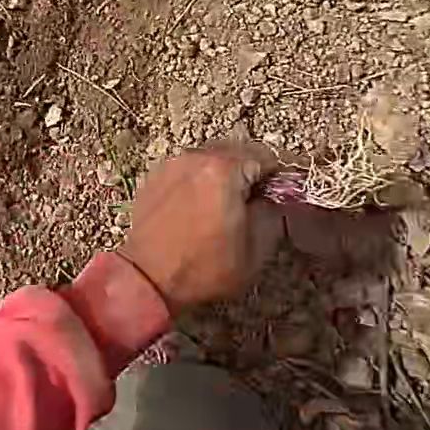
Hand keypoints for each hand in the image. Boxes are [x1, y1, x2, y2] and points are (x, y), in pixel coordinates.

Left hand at [118, 141, 282, 312]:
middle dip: (253, 170)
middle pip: (238, 150)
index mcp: (225, 170)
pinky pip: (190, 166)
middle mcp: (198, 156)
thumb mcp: (254, 251)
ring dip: (226, 172)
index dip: (279, 174)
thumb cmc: (203, 268)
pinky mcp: (158, 175)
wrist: (145, 279)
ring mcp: (174, 163)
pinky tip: (202, 202)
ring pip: (213, 156)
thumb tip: (273, 199)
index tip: (283, 191)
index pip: (266, 156)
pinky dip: (202, 177)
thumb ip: (272, 215)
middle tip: (259, 197)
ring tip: (229, 200)